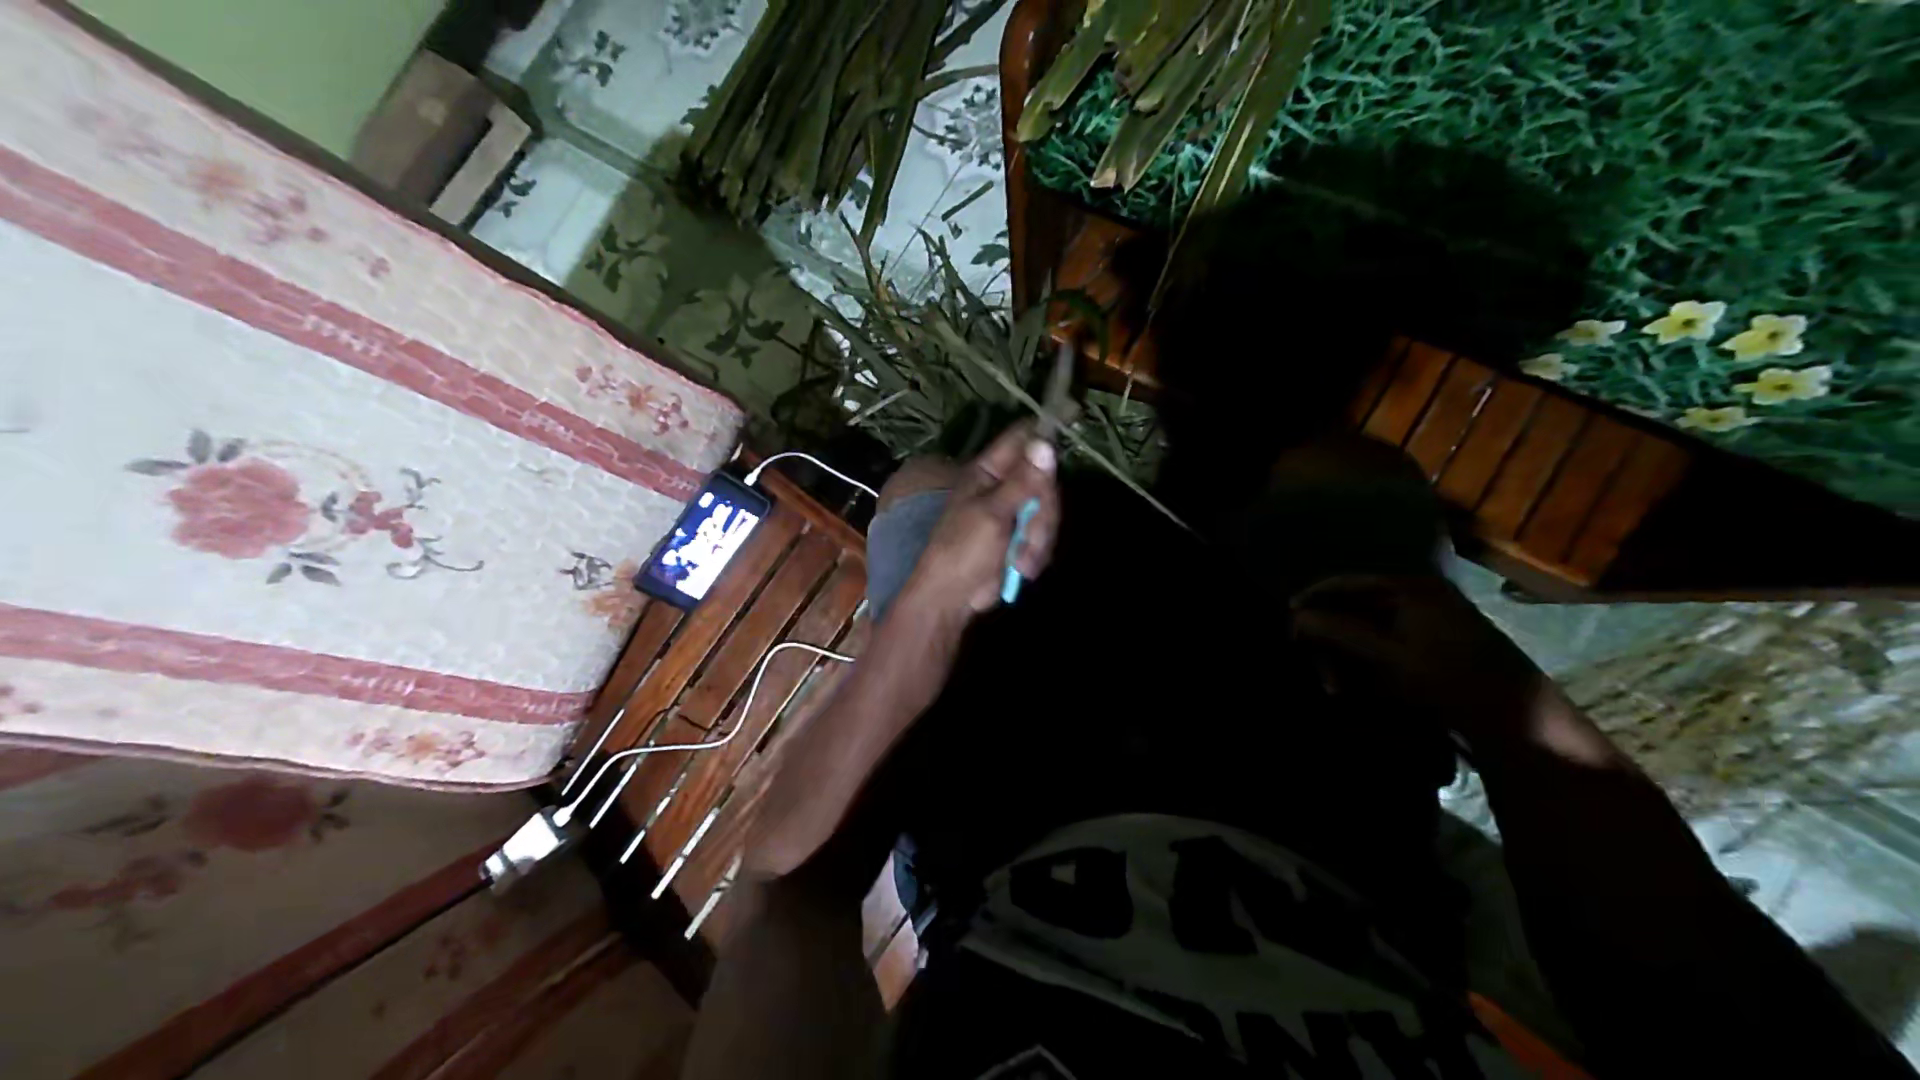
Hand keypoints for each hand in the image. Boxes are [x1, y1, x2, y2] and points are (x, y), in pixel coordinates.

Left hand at [893, 420, 1060, 629]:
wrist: (953, 597)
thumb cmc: (962, 549)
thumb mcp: (993, 513)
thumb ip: (1022, 481)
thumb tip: (1045, 444)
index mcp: (988, 472)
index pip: (1022, 438)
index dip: (1045, 430)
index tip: (1073, 414)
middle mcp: (1003, 487)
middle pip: (1045, 481)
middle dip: (1042, 511)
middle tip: (1029, 533)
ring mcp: (1014, 513)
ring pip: (1049, 512)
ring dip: (1038, 540)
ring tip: (1020, 561)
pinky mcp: (1022, 538)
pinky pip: (1045, 537)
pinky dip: (1035, 555)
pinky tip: (1020, 568)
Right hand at [1291, 574, 1559, 746]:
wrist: (1518, 723)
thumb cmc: (1449, 679)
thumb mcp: (1387, 656)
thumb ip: (1338, 632)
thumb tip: (1295, 617)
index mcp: (1412, 588)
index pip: (1346, 582)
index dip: (1313, 599)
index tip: (1288, 620)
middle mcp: (1421, 596)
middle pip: (1356, 607)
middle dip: (1331, 636)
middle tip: (1315, 666)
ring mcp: (1431, 621)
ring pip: (1369, 629)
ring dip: (1346, 655)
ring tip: (1337, 685)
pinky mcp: (1437, 646)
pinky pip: (1387, 645)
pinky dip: (1367, 662)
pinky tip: (1359, 686)